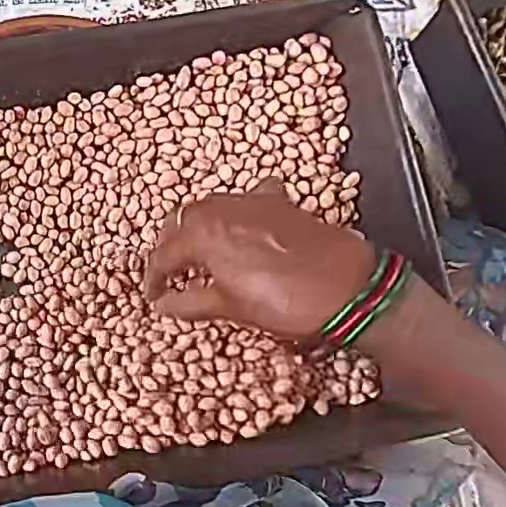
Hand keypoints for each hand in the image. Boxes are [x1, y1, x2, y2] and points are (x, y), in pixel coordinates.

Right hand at [142, 181, 376, 339]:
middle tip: (172, 272)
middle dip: (171, 245)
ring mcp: (253, 202)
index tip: (154, 295)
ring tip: (202, 252)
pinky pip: (248, 199)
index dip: (155, 278)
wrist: (350, 289)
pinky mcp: (281, 204)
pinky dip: (238, 212)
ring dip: (199, 226)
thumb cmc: (285, 301)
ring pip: (211, 206)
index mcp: (203, 235)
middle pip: (181, 221)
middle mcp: (223, 210)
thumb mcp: (230, 307)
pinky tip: (244, 226)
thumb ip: (190, 302)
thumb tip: (163, 304)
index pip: (164, 255)